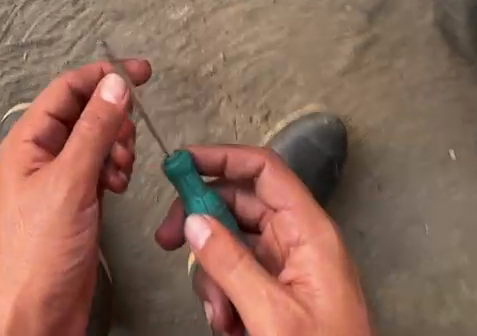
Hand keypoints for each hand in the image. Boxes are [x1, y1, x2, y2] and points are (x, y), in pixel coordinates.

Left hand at [0, 58, 150, 335]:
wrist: (30, 321)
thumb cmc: (33, 257)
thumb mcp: (68, 184)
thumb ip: (94, 130)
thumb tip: (115, 84)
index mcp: (28, 140)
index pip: (69, 87)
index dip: (104, 75)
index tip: (141, 73)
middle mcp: (42, 155)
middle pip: (85, 111)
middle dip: (114, 118)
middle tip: (128, 139)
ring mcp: (60, 179)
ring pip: (97, 139)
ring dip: (117, 146)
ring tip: (120, 169)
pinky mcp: (76, 203)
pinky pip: (101, 167)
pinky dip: (116, 169)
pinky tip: (118, 185)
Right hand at [154, 146, 371, 335]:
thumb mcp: (271, 315)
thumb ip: (230, 264)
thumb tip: (193, 219)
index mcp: (309, 230)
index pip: (264, 170)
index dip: (222, 158)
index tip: (180, 165)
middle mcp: (298, 239)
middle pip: (240, 204)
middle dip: (203, 222)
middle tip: (167, 241)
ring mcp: (287, 268)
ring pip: (233, 243)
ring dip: (214, 276)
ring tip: (220, 319)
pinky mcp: (279, 295)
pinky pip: (238, 276)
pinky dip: (224, 297)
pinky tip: (228, 328)